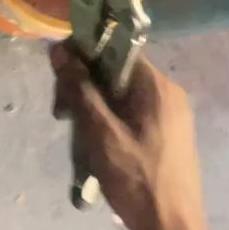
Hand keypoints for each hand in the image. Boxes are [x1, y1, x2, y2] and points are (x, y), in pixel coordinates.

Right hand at [50, 44, 205, 229]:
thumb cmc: (139, 182)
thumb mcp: (102, 134)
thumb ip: (79, 88)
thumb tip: (58, 48)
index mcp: (157, 86)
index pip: (114, 48)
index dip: (83, 55)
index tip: (61, 78)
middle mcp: (167, 93)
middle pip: (115, 71)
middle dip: (84, 86)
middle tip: (63, 115)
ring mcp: (170, 115)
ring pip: (120, 93)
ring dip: (93, 106)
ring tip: (78, 135)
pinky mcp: (168, 134)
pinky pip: (131, 111)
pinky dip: (109, 119)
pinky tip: (97, 144)